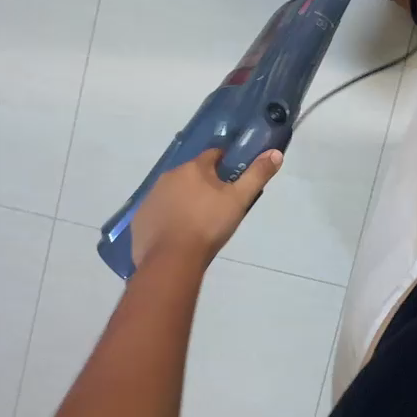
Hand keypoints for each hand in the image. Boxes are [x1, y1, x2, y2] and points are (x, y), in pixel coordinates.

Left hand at [130, 148, 282, 271]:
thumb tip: (276, 153)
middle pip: (192, 174)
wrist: (170, 262)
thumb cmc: (207, 226)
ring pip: (174, 192)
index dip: (225, 165)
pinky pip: (158, 212)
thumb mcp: (239, 200)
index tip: (232, 182)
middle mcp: (169, 176)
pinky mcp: (140, 219)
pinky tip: (177, 235)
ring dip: (184, 200)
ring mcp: (151, 198)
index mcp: (194, 168)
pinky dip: (167, 218)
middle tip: (217, 206)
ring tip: (197, 224)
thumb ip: (257, 175)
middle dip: (204, 185)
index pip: (213, 155)